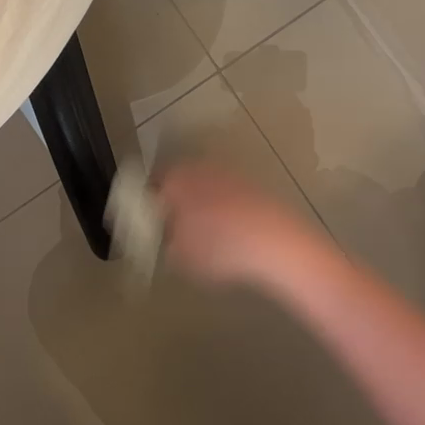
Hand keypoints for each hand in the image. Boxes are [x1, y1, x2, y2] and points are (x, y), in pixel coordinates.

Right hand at [152, 160, 340, 291]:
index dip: (145, 207)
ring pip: (205, 189)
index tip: (147, 227)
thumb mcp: (179, 256)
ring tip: (205, 238)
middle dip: (174, 204)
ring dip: (201, 207)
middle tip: (173, 232)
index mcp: (175, 179)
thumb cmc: (220, 248)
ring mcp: (231, 173)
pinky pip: (229, 197)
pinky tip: (232, 237)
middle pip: (178, 183)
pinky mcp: (255, 186)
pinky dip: (225, 212)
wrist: (280, 244)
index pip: (149, 185)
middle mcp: (201, 167)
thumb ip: (165, 244)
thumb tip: (166, 238)